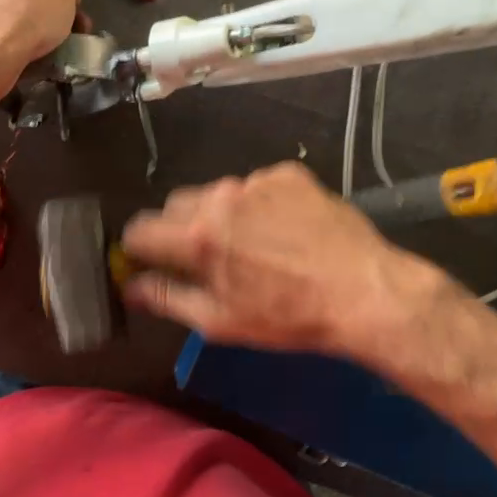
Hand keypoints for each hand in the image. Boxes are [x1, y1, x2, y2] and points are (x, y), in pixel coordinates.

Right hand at [121, 162, 454, 360]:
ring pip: (215, 195)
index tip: (148, 262)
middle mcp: (220, 198)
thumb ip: (166, 298)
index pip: (140, 230)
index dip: (137, 248)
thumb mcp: (219, 321)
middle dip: (178, 230)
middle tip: (204, 259)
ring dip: (219, 216)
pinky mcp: (288, 175)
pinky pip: (254, 186)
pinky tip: (281, 231)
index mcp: (197, 236)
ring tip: (251, 246)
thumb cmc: (287, 316)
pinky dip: (256, 206)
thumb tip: (130, 287)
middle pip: (175, 207)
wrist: (366, 293)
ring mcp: (256, 182)